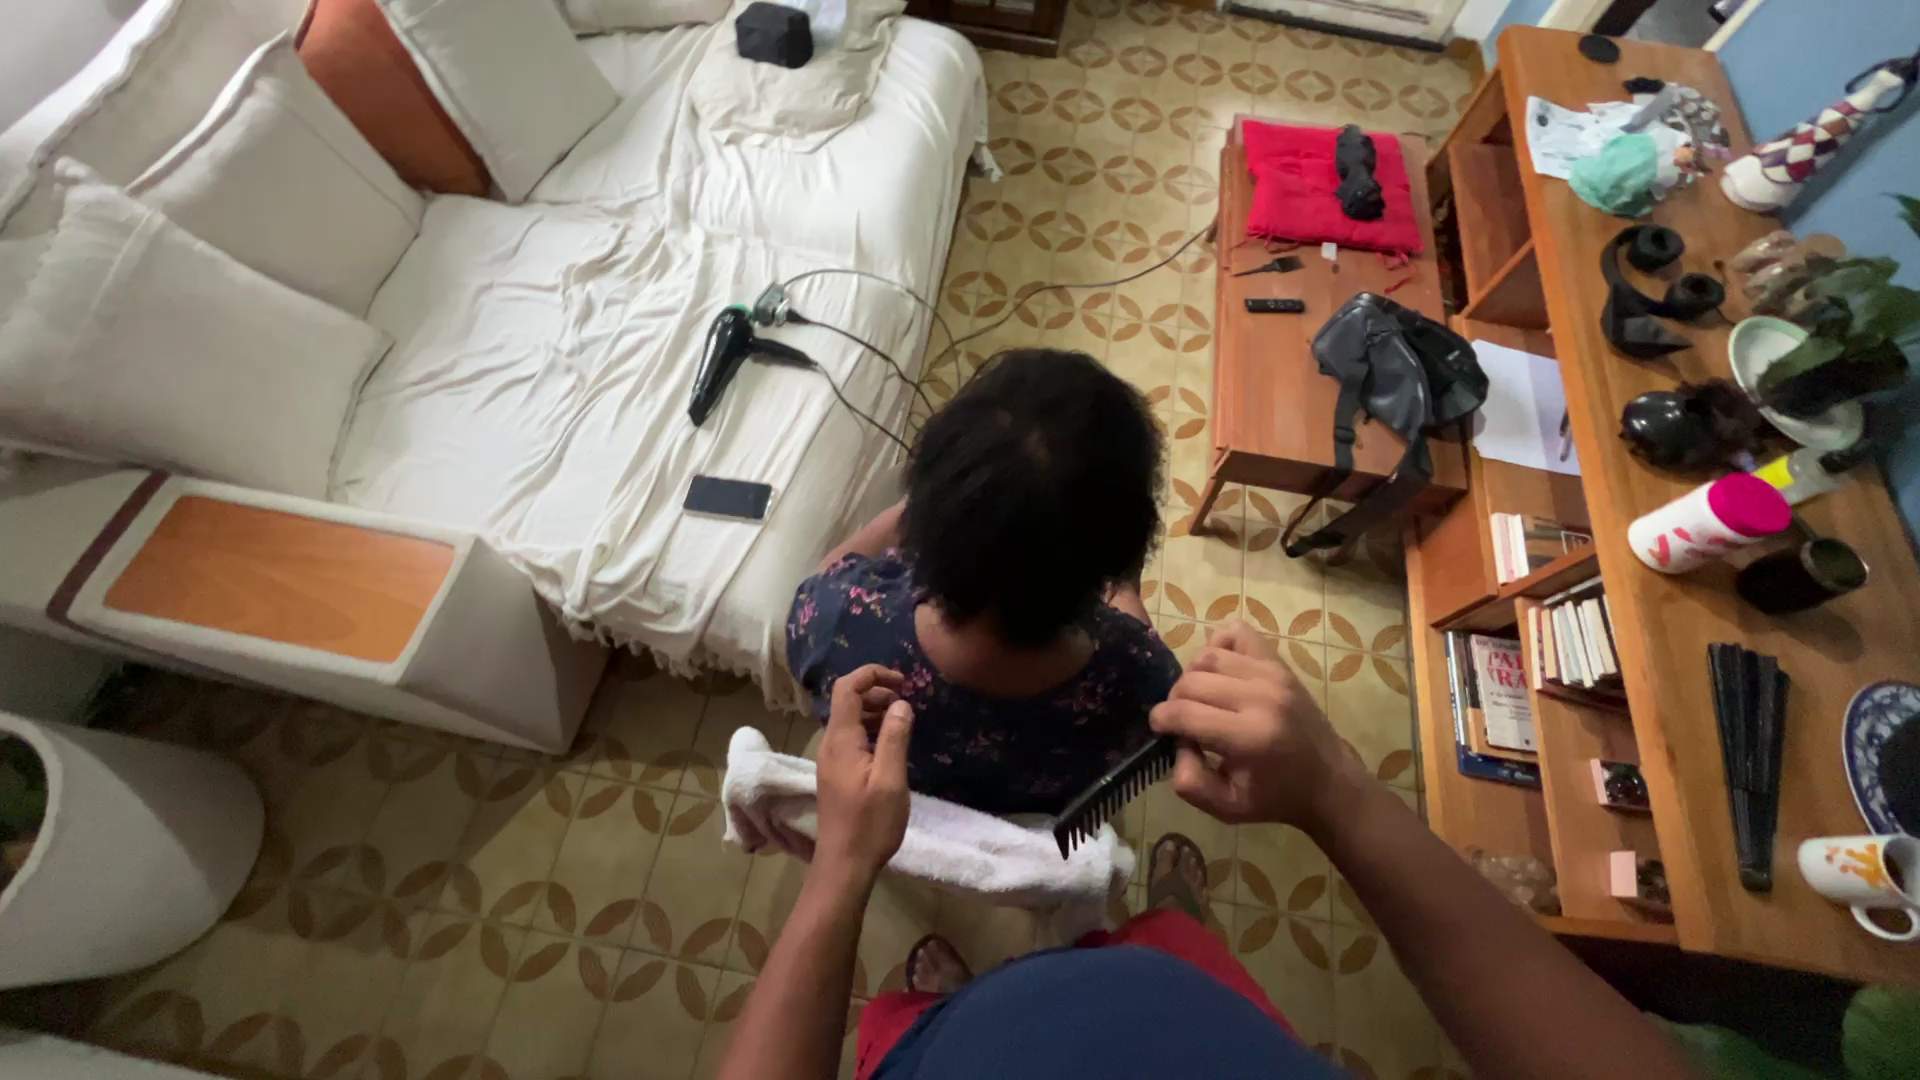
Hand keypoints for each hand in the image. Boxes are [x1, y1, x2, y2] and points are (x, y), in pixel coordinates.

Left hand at [814, 664, 913, 885]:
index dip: (872, 674)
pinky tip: (892, 744)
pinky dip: (872, 729)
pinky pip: (853, 737)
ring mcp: (832, 759)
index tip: (902, 681)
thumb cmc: (870, 824)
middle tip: (908, 701)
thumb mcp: (891, 780)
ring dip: (876, 710)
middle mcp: (831, 744)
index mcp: (841, 740)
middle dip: (878, 690)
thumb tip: (901, 703)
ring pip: (850, 719)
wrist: (844, 865)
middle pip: (848, 700)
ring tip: (904, 719)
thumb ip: (895, 737)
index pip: (847, 687)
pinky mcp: (837, 773)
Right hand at [1150, 623, 1369, 833]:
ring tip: (1200, 698)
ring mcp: (1273, 675)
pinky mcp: (1279, 663)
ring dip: (1193, 676)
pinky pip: (1236, 633)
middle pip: (1191, 682)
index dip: (1161, 720)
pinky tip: (1221, 673)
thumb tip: (1176, 742)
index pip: (1184, 713)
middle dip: (1174, 700)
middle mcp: (1261, 698)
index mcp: (1250, 737)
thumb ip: (1189, 782)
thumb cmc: (1274, 797)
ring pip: (1208, 656)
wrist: (1329, 782)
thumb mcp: (1226, 808)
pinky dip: (1219, 646)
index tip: (1160, 728)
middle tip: (1182, 719)